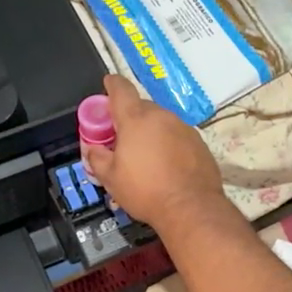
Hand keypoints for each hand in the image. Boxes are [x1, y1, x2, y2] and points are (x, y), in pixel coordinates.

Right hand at [82, 74, 227, 229]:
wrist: (190, 208)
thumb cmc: (145, 191)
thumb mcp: (111, 178)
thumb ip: (97, 158)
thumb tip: (92, 149)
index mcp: (136, 119)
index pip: (121, 89)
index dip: (112, 84)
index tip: (108, 83)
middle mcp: (162, 116)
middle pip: (141, 108)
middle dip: (130, 119)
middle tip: (122, 140)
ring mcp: (183, 128)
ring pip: (161, 123)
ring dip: (151, 133)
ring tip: (146, 158)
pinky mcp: (199, 143)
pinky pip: (178, 137)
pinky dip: (169, 145)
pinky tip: (166, 166)